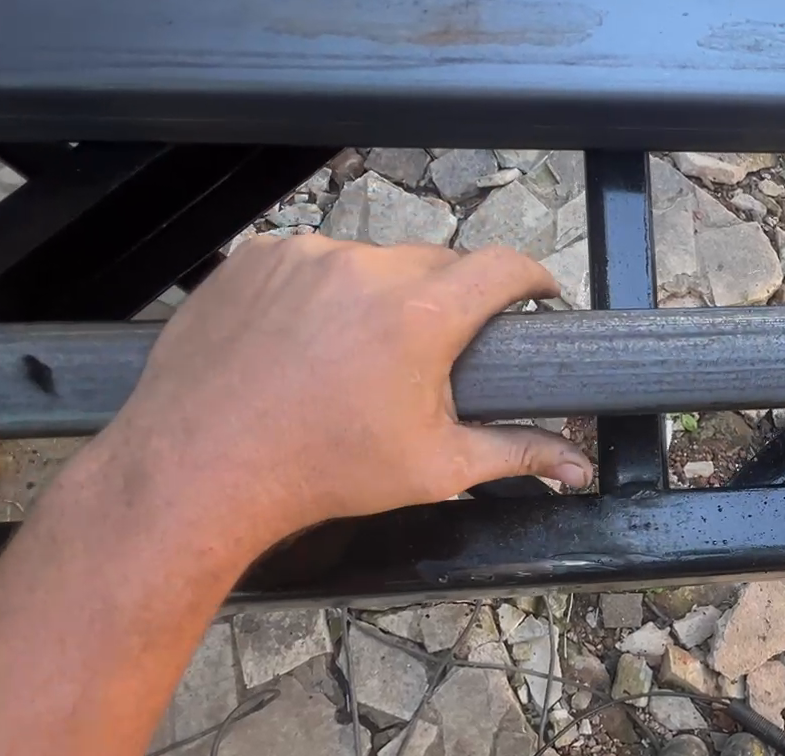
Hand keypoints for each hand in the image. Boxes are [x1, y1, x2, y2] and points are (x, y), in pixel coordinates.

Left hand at [91, 236, 592, 546]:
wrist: (204, 467)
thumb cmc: (330, 470)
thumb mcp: (440, 466)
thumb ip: (520, 455)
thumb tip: (580, 469)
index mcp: (419, 316)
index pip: (503, 266)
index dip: (534, 277)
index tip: (541, 296)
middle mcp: (364, 268)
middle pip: (442, 261)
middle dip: (460, 297)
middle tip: (451, 348)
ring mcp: (303, 255)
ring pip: (378, 260)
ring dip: (395, 294)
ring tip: (376, 350)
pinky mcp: (256, 256)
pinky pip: (320, 260)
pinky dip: (336, 289)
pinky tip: (322, 337)